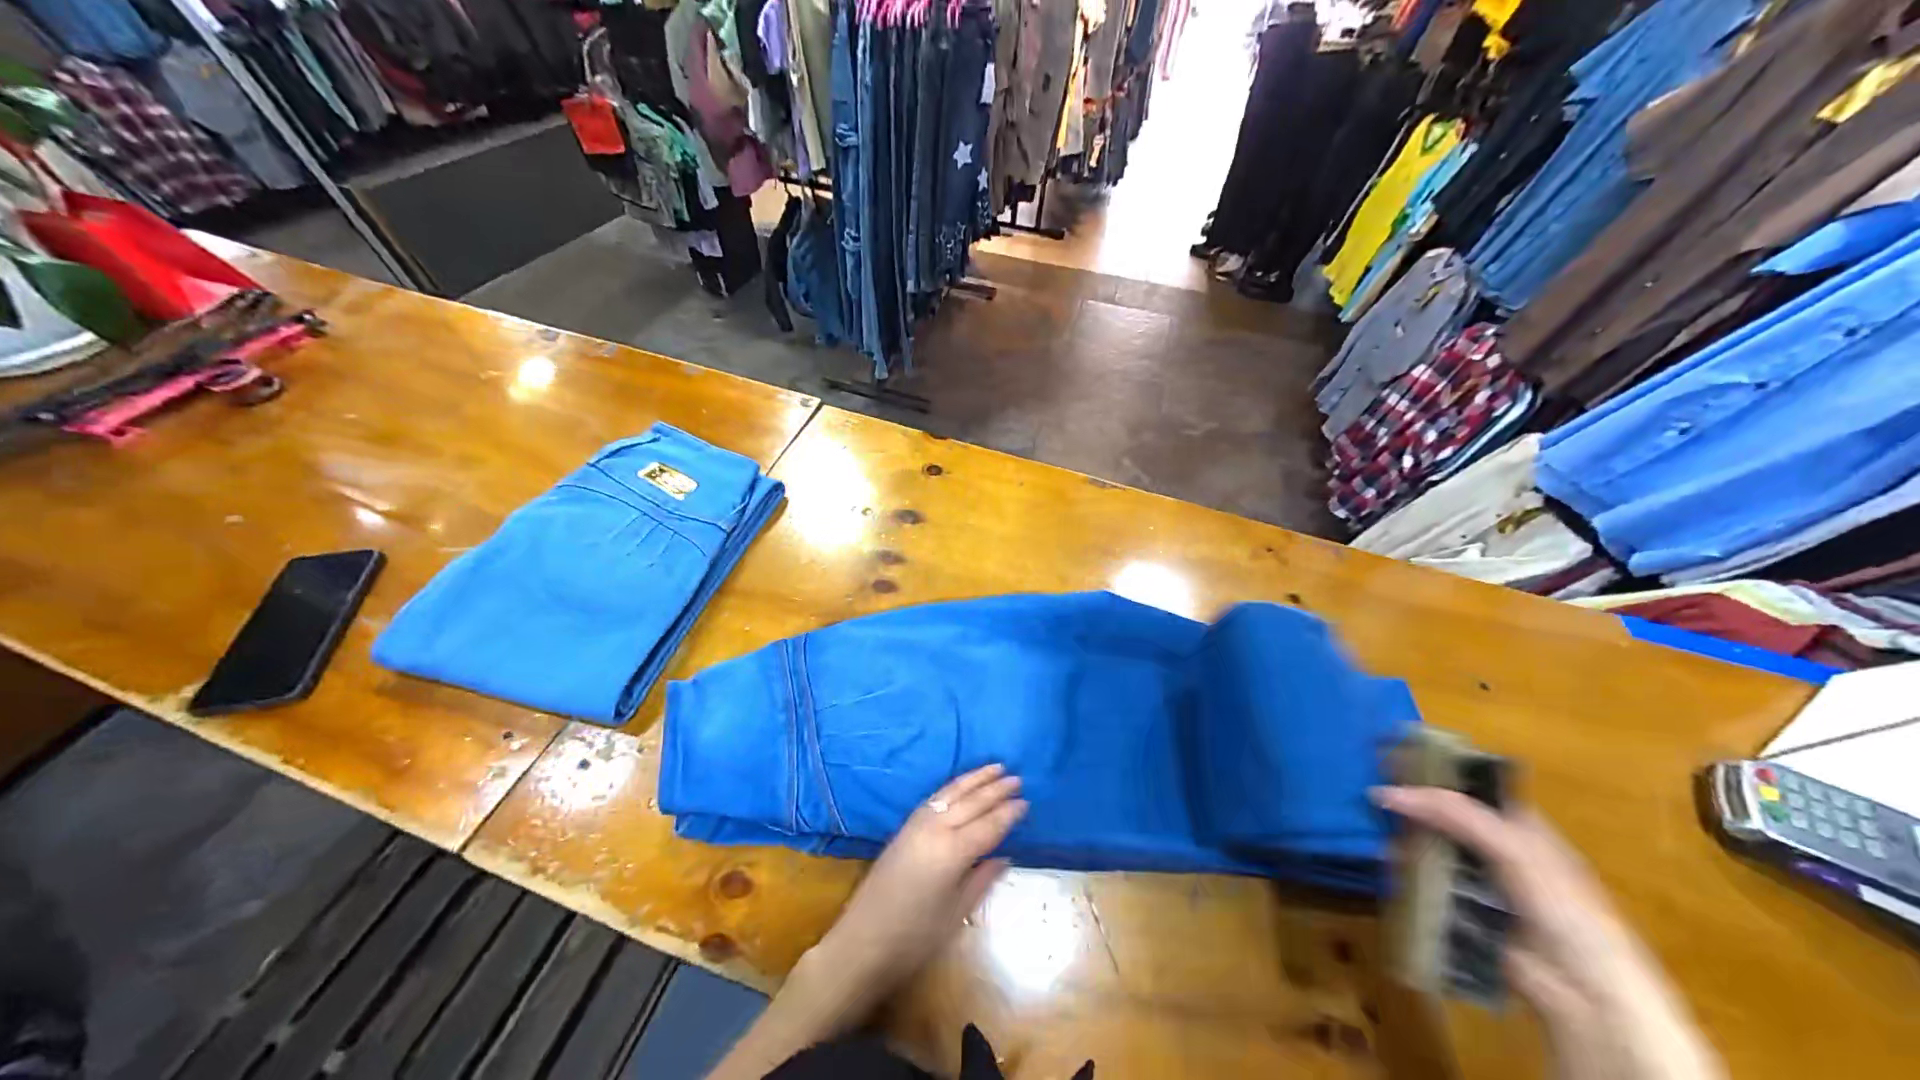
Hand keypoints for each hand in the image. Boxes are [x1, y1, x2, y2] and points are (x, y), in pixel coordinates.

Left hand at [796, 764, 1028, 1027]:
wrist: (863, 942)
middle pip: (970, 802)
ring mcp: (916, 826)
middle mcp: (935, 830)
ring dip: (973, 780)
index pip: (989, 825)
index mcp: (953, 852)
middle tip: (1017, 778)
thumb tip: (1004, 856)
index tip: (1027, 801)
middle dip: (994, 789)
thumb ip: (982, 878)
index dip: (1008, 813)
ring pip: (950, 794)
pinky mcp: (904, 828)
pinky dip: (952, 788)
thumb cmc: (916, 937)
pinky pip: (934, 798)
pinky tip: (960, 786)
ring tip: (994, 768)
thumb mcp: (957, 911)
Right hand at [1374, 787, 1724, 1079]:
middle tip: (1365, 793)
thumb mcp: (1511, 847)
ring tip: (1364, 826)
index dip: (1430, 772)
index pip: (1465, 787)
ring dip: (1401, 840)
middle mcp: (1494, 847)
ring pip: (1429, 849)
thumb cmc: (1561, 905)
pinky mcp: (1460, 911)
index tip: (1385, 760)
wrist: (1583, 989)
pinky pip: (1425, 885)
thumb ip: (1454, 814)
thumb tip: (1385, 793)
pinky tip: (1382, 864)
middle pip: (1441, 817)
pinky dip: (1403, 874)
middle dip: (1407, 806)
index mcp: (1516, 825)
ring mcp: (1477, 881)